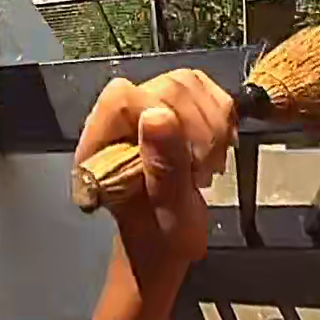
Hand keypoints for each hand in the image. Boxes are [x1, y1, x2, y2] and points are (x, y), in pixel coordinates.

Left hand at [73, 69, 234, 288]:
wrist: (164, 238)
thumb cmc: (161, 237)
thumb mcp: (169, 215)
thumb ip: (164, 167)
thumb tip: (157, 114)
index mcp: (99, 138)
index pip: (126, 97)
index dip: (168, 120)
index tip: (192, 159)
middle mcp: (114, 113)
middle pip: (166, 86)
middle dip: (198, 129)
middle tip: (202, 169)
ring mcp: (141, 101)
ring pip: (187, 82)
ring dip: (212, 125)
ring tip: (205, 162)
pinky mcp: (168, 99)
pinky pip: (202, 86)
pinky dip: (220, 116)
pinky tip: (214, 147)